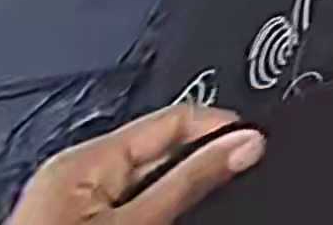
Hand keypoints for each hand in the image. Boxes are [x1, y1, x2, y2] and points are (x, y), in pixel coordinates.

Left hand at [6, 104, 264, 224]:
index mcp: (83, 160)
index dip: (220, 129)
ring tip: (207, 208)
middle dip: (201, 168)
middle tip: (236, 181)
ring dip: (184, 195)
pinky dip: (164, 214)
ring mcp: (77, 210)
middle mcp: (78, 177)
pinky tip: (181, 220)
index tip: (256, 146)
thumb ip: (192, 180)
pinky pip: (138, 209)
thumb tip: (248, 141)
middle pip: (166, 152)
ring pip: (155, 185)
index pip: (175, 117)